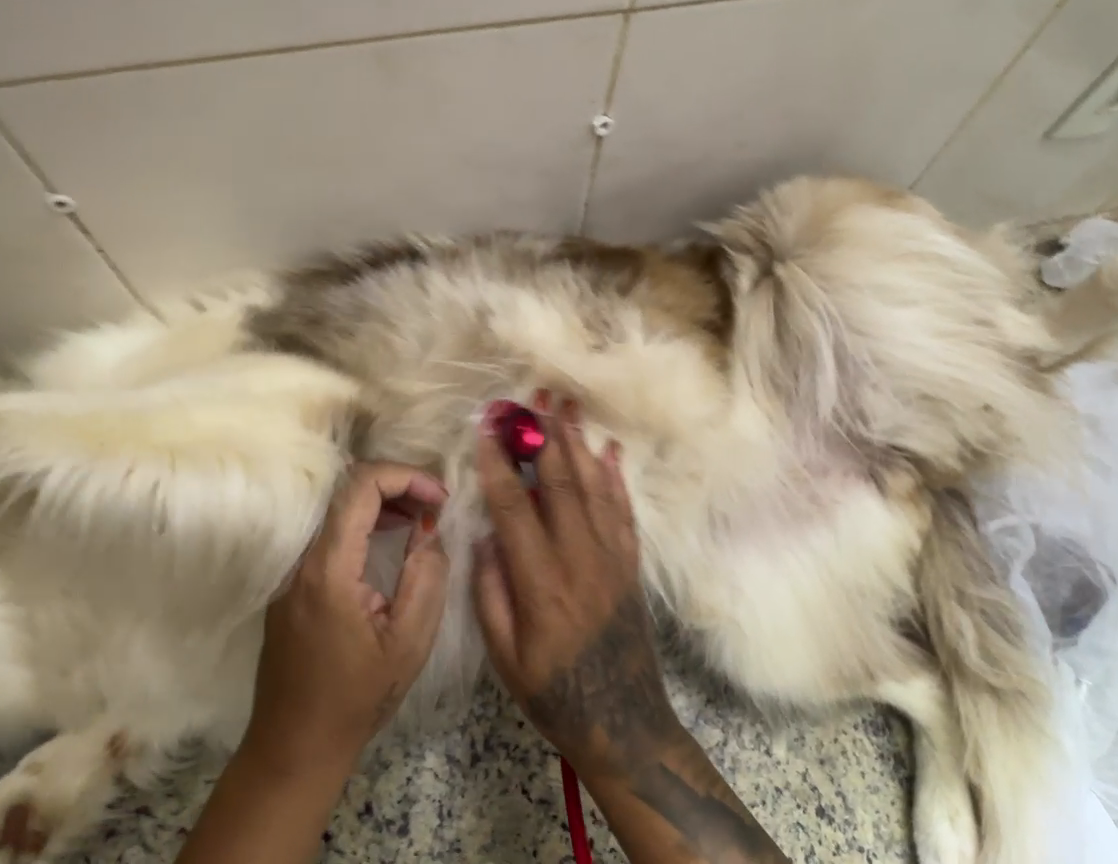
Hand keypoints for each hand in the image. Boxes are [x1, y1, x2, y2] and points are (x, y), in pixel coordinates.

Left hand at [244, 462, 450, 771]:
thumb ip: (425, 575)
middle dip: (398, 486)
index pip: (361, 487)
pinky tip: (390, 545)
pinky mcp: (292, 589)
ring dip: (382, 506)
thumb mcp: (409, 641)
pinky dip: (364, 528)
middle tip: (437, 508)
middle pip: (347, 493)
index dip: (406, 477)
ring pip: (337, 514)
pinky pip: (329, 539)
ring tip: (422, 522)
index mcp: (329, 569)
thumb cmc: (357, 698)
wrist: (295, 748)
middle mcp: (302, 562)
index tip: (440, 498)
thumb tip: (427, 528)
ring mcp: (291, 575)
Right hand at [471, 398, 685, 778]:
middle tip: (536, 396)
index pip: (515, 507)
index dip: (499, 464)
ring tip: (568, 407)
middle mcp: (580, 558)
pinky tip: (609, 451)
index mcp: (541, 582)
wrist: (623, 721)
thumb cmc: (553, 694)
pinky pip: (623, 510)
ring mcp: (612, 558)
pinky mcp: (630, 565)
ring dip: (579, 444)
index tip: (488, 429)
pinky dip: (615, 477)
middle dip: (546, 436)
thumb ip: (492, 592)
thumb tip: (487, 537)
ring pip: (595, 488)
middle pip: (562, 483)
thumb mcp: (506, 656)